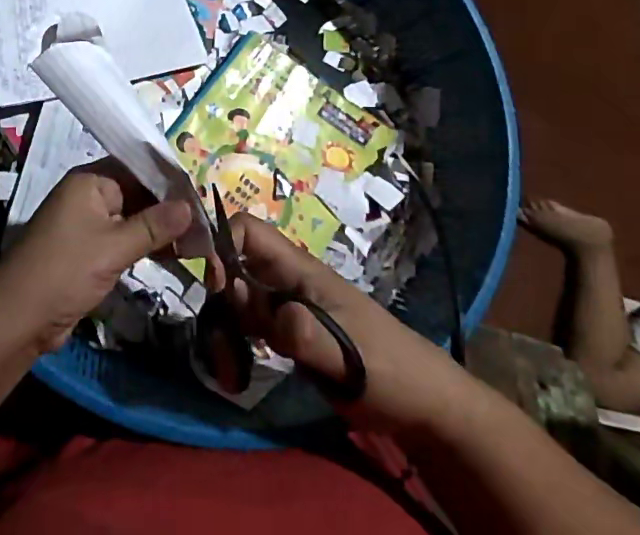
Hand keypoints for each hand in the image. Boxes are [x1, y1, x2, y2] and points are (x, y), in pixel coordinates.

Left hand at [0, 164, 192, 353]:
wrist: (18, 319)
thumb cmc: (65, 271)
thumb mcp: (114, 247)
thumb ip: (154, 225)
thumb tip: (189, 206)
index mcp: (90, 181)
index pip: (138, 168)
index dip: (170, 181)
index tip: (201, 194)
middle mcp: (88, 195)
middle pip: (137, 193)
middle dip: (170, 208)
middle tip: (206, 223)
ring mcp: (87, 223)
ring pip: (133, 218)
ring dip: (161, 230)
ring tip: (198, 242)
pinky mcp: (88, 250)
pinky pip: (124, 238)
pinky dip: (146, 245)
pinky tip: (175, 255)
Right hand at [220, 213, 463, 430]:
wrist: (424, 406)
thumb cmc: (390, 370)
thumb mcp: (348, 356)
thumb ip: (306, 335)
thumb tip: (271, 316)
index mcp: (302, 271)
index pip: (250, 232)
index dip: (223, 246)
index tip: (215, 288)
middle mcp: (288, 283)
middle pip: (235, 268)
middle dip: (219, 299)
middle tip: (221, 346)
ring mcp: (286, 309)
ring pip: (237, 301)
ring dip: (224, 328)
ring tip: (229, 371)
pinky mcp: (287, 336)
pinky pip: (248, 329)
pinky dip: (235, 346)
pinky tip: (236, 374)